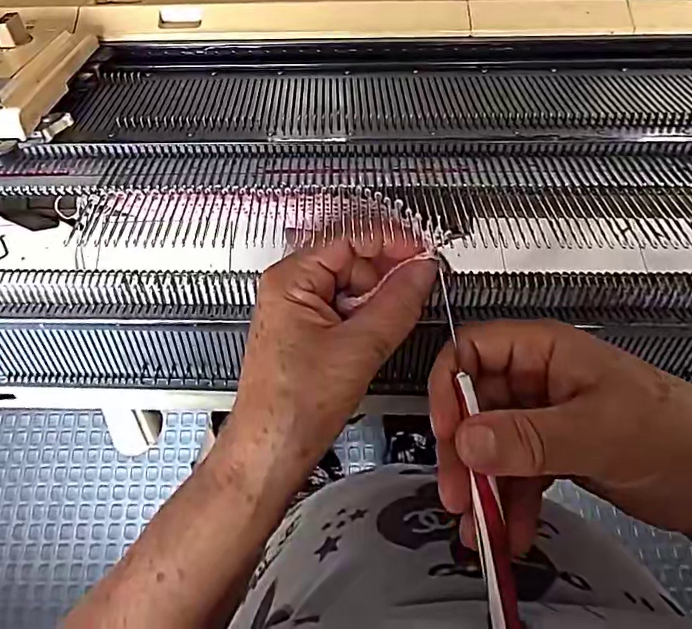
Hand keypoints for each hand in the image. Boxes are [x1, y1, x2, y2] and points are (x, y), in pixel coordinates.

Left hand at [227, 235, 435, 486]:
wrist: (269, 454)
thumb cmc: (291, 407)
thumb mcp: (359, 348)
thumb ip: (398, 302)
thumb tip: (422, 271)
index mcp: (291, 277)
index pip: (350, 237)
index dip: (390, 241)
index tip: (421, 250)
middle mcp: (289, 285)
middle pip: (351, 257)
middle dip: (386, 271)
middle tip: (418, 282)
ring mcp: (296, 306)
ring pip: (350, 283)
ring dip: (377, 296)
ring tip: (393, 321)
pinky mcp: (305, 327)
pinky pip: (344, 305)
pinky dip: (366, 314)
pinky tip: (376, 333)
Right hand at [430, 320, 691, 553]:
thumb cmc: (673, 429)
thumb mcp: (594, 430)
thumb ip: (528, 435)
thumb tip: (470, 437)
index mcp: (545, 349)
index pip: (474, 350)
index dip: (451, 387)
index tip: (446, 431)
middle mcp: (540, 376)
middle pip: (478, 401)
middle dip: (463, 448)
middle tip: (458, 490)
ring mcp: (548, 414)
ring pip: (494, 441)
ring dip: (483, 483)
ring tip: (480, 523)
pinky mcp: (558, 448)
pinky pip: (517, 470)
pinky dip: (510, 500)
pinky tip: (514, 529)